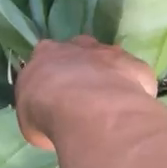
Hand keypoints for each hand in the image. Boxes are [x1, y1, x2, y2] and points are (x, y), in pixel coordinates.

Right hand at [15, 36, 158, 150]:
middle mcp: (77, 47)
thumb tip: (52, 120)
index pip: (46, 55)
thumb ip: (40, 111)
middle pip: (79, 50)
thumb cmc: (49, 117)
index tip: (55, 91)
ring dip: (109, 75)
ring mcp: (109, 52)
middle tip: (83, 96)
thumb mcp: (31, 120)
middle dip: (82, 67)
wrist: (89, 112)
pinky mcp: (135, 65)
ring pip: (110, 58)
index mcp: (45, 55)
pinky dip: (134, 87)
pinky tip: (132, 108)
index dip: (52, 73)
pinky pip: (135, 74)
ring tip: (110, 104)